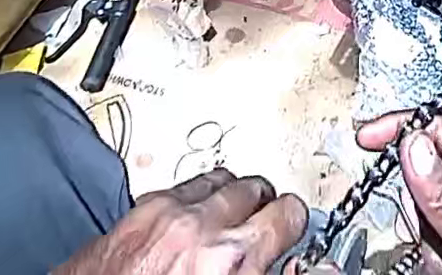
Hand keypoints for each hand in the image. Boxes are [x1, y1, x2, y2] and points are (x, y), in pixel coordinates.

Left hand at [55, 167, 308, 274]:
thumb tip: (282, 263)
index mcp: (233, 263)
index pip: (289, 216)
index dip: (297, 225)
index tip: (295, 231)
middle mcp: (205, 230)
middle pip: (261, 190)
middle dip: (268, 208)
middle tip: (267, 226)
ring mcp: (172, 213)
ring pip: (226, 178)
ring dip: (235, 195)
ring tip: (233, 215)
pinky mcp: (144, 207)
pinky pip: (189, 183)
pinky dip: (201, 194)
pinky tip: (196, 215)